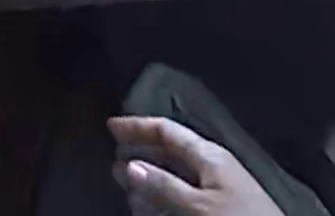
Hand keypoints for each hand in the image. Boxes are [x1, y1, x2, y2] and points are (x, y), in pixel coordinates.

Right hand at [108, 117, 284, 215]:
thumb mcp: (200, 209)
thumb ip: (164, 185)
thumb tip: (128, 165)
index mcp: (209, 155)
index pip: (166, 129)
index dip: (137, 126)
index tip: (110, 128)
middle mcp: (213, 166)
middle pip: (169, 151)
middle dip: (141, 156)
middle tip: (115, 165)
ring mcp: (221, 190)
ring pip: (177, 176)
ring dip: (151, 181)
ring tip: (130, 192)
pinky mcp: (224, 211)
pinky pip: (187, 196)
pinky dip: (167, 198)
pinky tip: (154, 208)